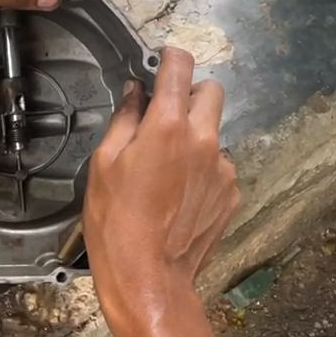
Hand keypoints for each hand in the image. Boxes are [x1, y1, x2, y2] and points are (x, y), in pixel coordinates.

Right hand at [84, 47, 238, 336]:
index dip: (169, 59)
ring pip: (214, 133)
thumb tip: (136, 94)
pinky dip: (201, 171)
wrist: (148, 277)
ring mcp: (223, 167)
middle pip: (212, 92)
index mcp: (169, 126)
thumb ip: (124, 120)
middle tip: (164, 117)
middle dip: (190, 95)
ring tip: (165, 172)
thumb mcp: (104, 165)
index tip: (160, 63)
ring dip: (195, 138)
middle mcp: (204, 139)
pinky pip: (218, 167)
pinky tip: (178, 197)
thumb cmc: (116, 222)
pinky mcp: (231, 193)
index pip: (180, 66)